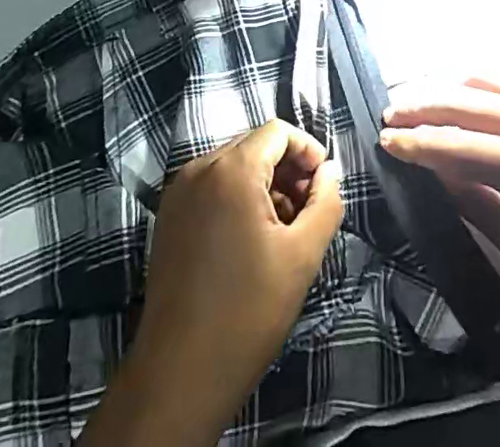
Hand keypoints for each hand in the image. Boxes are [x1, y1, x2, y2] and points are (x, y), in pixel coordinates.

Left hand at [81, 121, 342, 445]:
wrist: (181, 369)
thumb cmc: (249, 309)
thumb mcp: (303, 254)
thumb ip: (326, 201)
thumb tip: (330, 171)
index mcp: (231, 170)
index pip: (277, 132)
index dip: (308, 150)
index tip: (325, 184)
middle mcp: (198, 169)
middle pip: (254, 145)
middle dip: (288, 168)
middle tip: (309, 207)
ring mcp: (178, 192)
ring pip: (233, 166)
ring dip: (265, 184)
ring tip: (285, 227)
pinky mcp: (169, 216)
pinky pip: (212, 187)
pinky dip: (238, 197)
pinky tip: (253, 237)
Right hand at [379, 79, 499, 317]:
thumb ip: (476, 202)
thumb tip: (436, 169)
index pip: (457, 145)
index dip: (415, 142)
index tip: (386, 140)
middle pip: (465, 100)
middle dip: (420, 104)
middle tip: (389, 112)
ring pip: (487, 81)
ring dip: (446, 89)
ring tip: (418, 103)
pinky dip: (479, 89)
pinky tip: (463, 100)